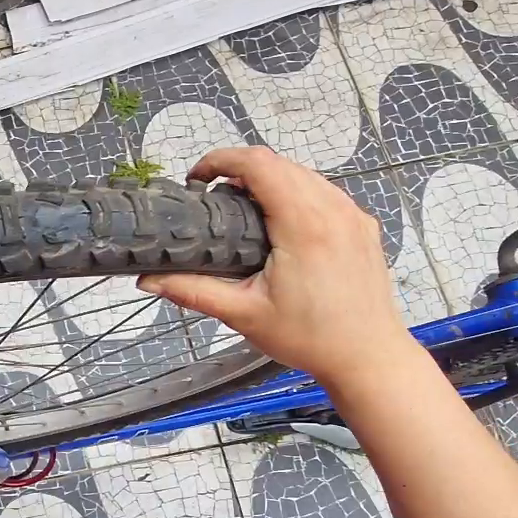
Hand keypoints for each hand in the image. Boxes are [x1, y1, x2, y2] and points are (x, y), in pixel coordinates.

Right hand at [139, 147, 416, 386]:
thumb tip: (150, 280)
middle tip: (210, 196)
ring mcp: (353, 215)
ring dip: (268, 180)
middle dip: (240, 170)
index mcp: (304, 224)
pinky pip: (324, 192)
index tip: (197, 177)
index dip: (222, 160)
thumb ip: (193, 291)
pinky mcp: (361, 227)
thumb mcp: (242, 314)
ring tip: (239, 207)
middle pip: (280, 164)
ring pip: (304, 174)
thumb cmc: (310, 338)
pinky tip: (276, 222)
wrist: (367, 357)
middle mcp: (334, 210)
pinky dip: (294, 193)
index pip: (260, 165)